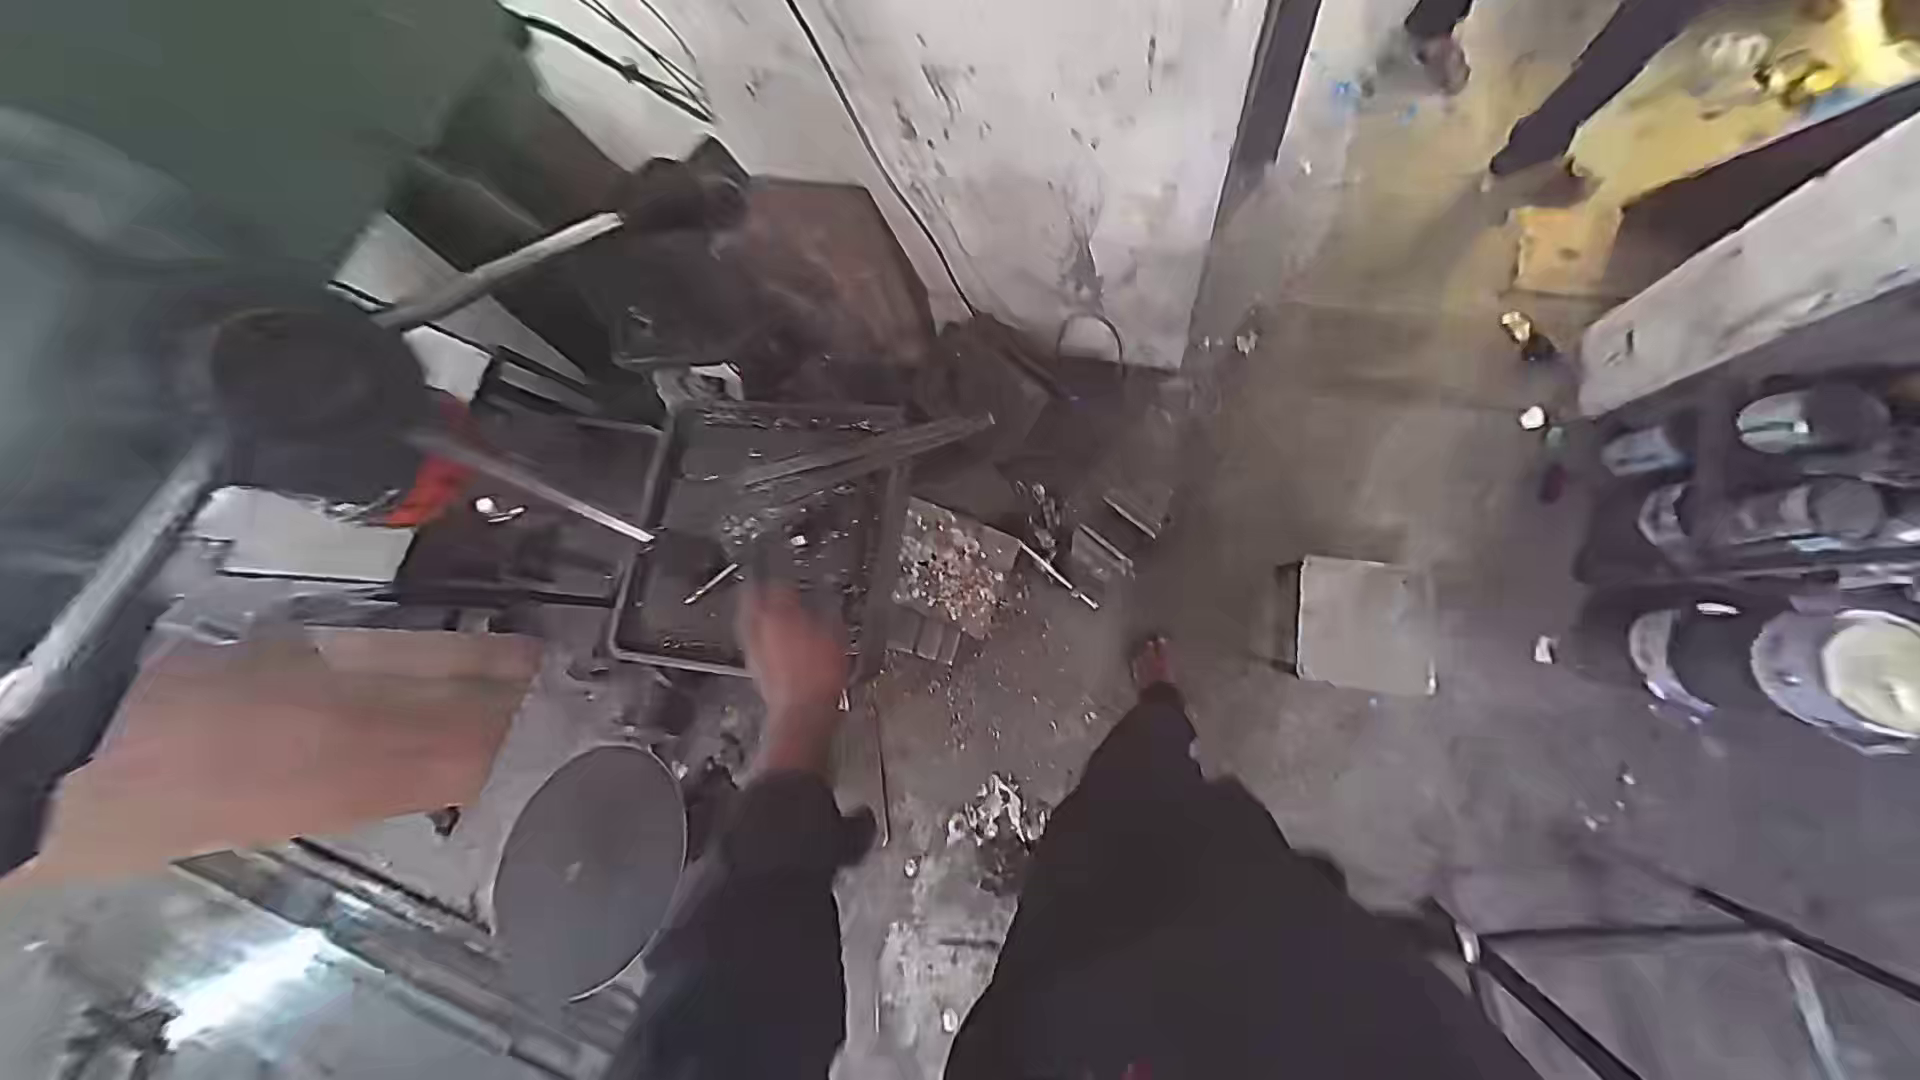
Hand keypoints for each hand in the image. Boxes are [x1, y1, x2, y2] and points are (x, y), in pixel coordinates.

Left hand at [737, 584, 847, 775]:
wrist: (803, 713)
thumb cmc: (818, 677)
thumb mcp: (836, 636)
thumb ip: (827, 617)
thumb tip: (826, 609)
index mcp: (781, 615)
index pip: (775, 587)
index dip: (781, 581)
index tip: (785, 580)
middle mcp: (762, 630)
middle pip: (750, 602)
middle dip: (755, 593)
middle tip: (758, 586)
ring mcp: (755, 651)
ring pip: (747, 623)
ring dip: (753, 614)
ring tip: (760, 610)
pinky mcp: (754, 670)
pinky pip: (753, 645)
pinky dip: (759, 638)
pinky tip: (768, 641)